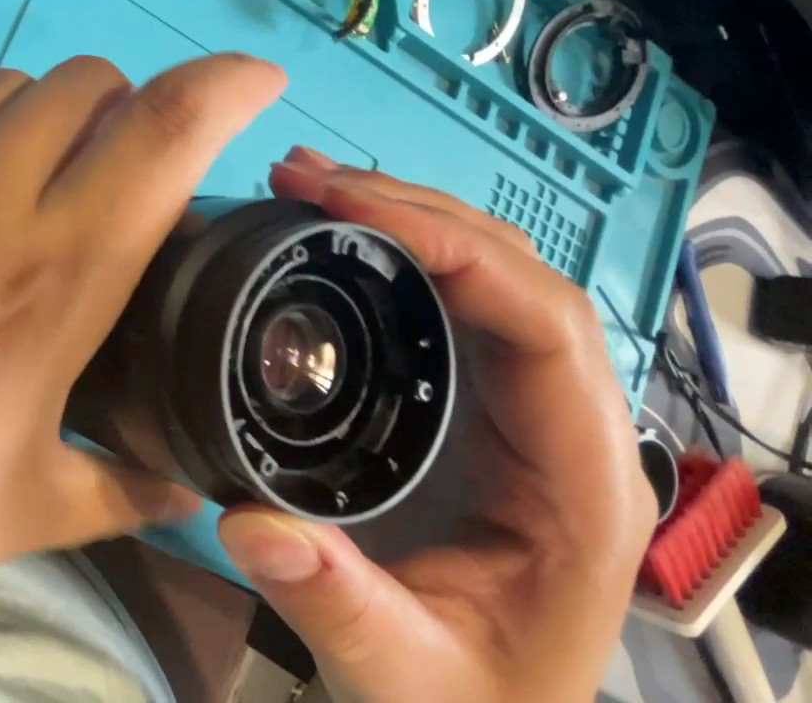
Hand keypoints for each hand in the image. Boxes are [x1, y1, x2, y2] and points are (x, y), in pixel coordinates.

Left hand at [0, 55, 284, 674]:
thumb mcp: (17, 518)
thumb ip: (124, 485)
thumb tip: (190, 478)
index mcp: (48, 282)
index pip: (161, 130)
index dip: (230, 86)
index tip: (267, 87)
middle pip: (86, 81)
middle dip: (145, 101)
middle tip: (162, 168)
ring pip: (13, 88)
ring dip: (65, 110)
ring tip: (80, 177)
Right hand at [224, 151, 657, 702]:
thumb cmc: (460, 701)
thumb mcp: (402, 676)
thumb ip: (337, 606)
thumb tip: (249, 522)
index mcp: (577, 482)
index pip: (545, 326)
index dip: (454, 249)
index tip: (342, 208)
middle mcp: (560, 427)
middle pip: (517, 278)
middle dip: (413, 211)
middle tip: (302, 178)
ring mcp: (515, 411)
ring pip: (485, 279)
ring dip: (400, 216)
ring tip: (307, 183)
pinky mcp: (466, 406)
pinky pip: (444, 306)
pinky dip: (389, 252)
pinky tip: (331, 232)